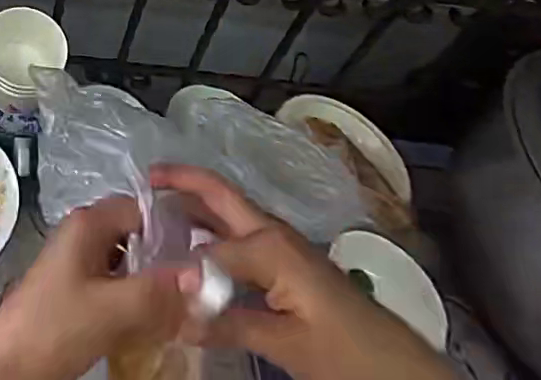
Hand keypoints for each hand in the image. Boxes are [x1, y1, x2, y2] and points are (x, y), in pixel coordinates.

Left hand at [0, 195, 187, 379]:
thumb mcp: (109, 310)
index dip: (172, 228)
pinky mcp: (75, 289)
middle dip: (163, 260)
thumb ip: (155, 291)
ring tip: (179, 308)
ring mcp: (78, 261)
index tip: (202, 255)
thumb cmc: (55, 326)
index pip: (142, 208)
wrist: (5, 368)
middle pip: (136, 234)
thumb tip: (202, 273)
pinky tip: (151, 322)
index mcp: (89, 223)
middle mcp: (84, 233)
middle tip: (194, 288)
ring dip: (150, 283)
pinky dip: (134, 299)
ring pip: (127, 262)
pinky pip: (114, 284)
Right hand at [154, 164, 452, 379]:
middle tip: (146, 178)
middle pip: (220, 194)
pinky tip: (194, 247)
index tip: (150, 277)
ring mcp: (278, 242)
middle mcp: (271, 231)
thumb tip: (179, 316)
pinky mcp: (283, 258)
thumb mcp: (289, 343)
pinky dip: (211, 230)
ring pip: (228, 212)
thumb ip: (232, 323)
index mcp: (269, 245)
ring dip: (195, 204)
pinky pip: (238, 234)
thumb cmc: (346, 350)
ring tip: (158, 209)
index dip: (180, 266)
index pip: (209, 250)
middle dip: (184, 181)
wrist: (395, 362)